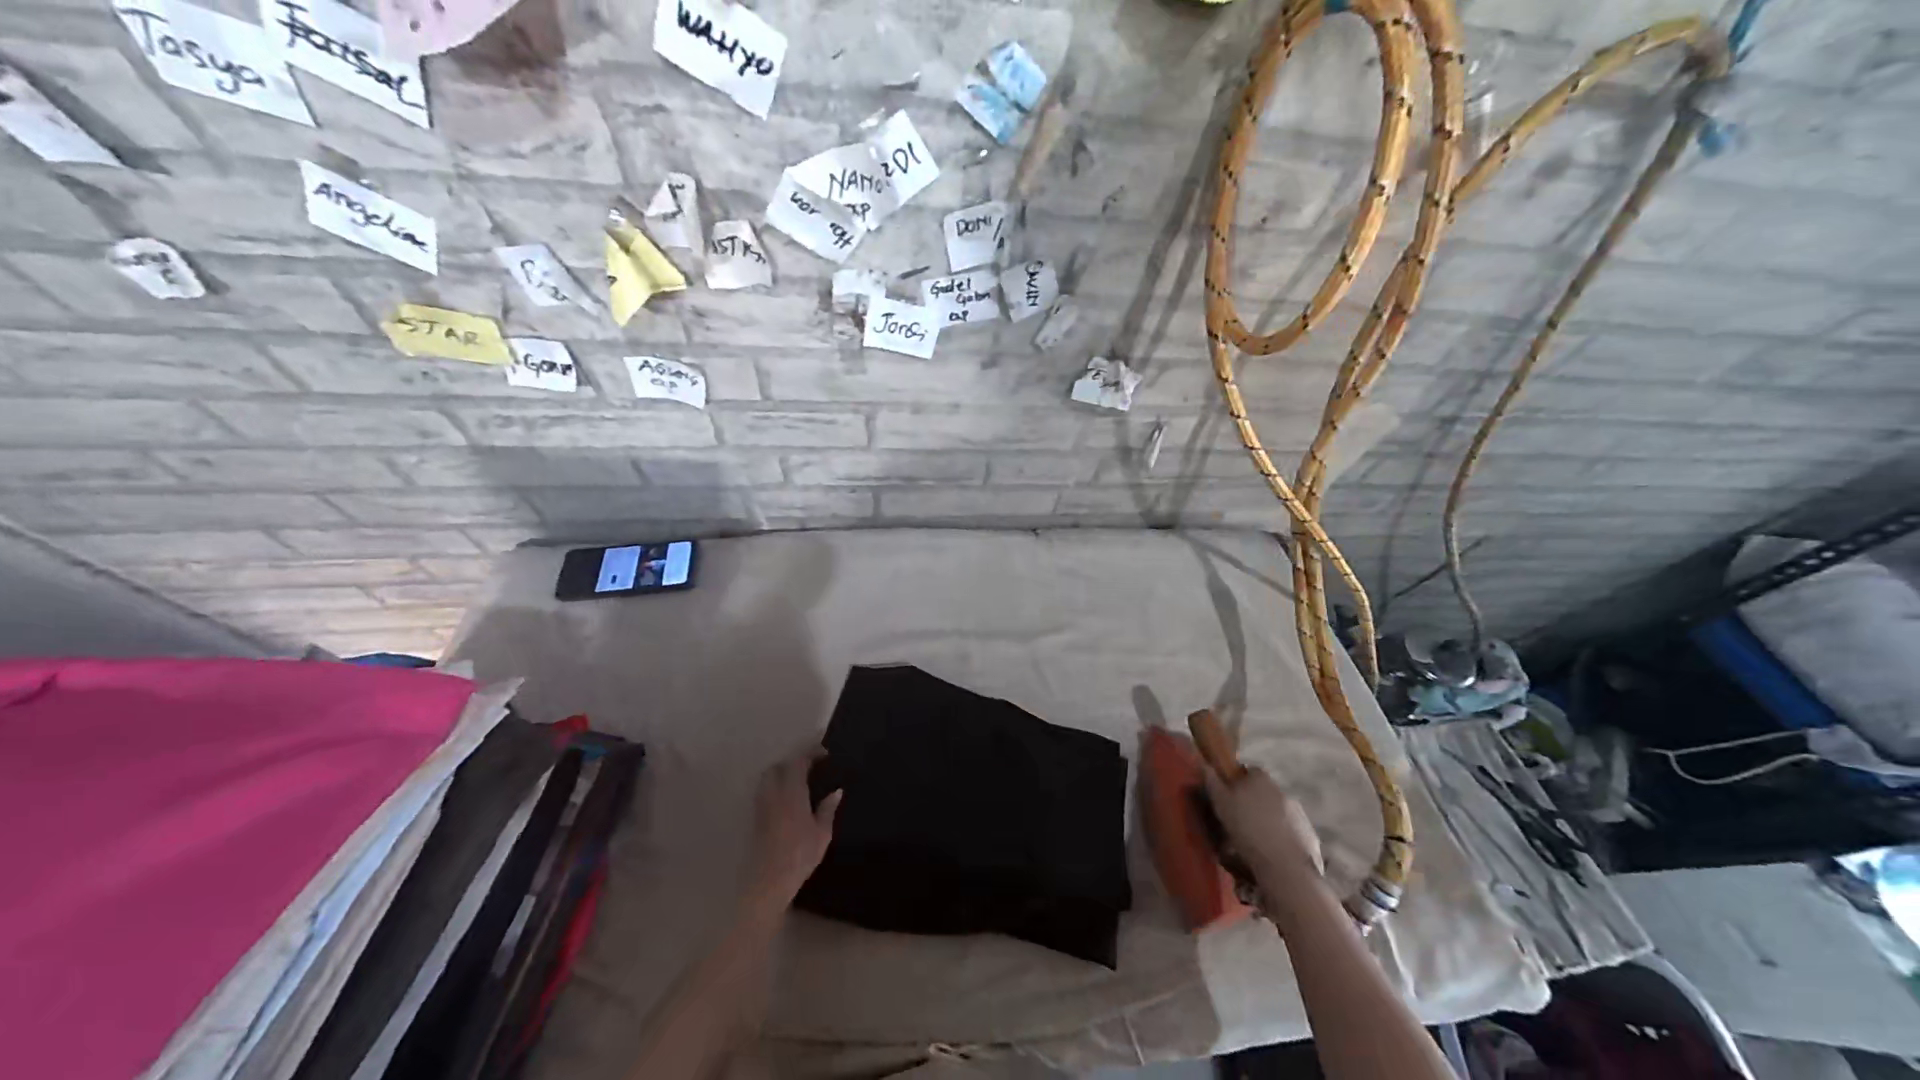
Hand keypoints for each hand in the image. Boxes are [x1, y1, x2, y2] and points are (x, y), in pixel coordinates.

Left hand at [747, 746, 841, 908]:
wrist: (768, 882)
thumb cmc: (799, 856)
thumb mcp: (822, 833)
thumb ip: (828, 809)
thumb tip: (836, 790)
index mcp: (791, 793)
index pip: (797, 763)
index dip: (810, 754)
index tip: (824, 755)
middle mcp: (773, 794)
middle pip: (778, 767)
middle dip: (793, 762)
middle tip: (810, 768)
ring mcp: (761, 806)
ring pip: (768, 778)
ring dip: (782, 773)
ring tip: (798, 782)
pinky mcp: (755, 818)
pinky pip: (764, 792)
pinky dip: (775, 787)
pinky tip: (787, 800)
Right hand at [1204, 766, 1324, 884]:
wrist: (1284, 866)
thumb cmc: (1247, 829)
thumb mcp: (1221, 803)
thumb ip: (1212, 782)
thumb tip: (1204, 763)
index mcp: (1261, 778)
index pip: (1248, 771)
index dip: (1237, 782)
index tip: (1228, 796)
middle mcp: (1282, 791)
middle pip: (1264, 792)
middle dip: (1254, 802)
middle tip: (1239, 821)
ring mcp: (1299, 813)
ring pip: (1278, 812)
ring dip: (1268, 821)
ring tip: (1255, 841)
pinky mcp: (1309, 835)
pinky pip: (1291, 832)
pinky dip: (1282, 838)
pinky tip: (1271, 854)